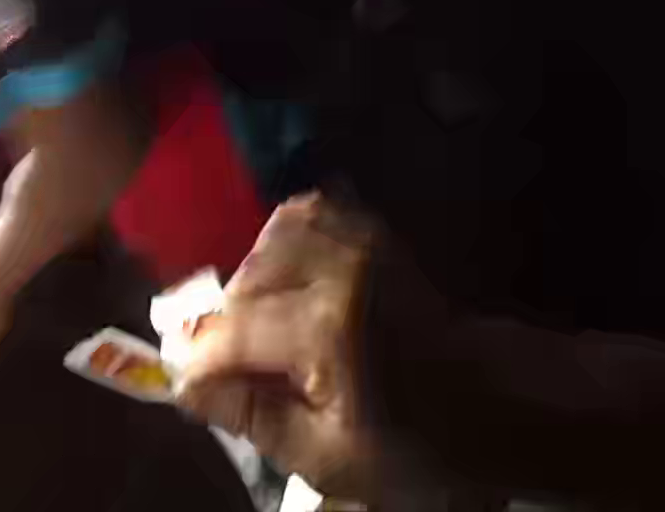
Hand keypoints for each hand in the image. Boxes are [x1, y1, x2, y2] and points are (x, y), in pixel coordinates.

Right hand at [176, 195, 380, 500]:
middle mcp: (337, 271)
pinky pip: (306, 211)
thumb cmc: (406, 438)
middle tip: (235, 352)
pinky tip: (288, 268)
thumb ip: (252, 414)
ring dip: (254, 272)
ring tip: (264, 309)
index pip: (233, 331)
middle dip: (227, 315)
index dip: (197, 351)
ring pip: (271, 234)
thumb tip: (187, 384)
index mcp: (327, 332)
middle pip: (248, 274)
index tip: (184, 371)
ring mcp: (356, 241)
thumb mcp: (327, 454)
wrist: (481, 395)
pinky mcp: (367, 228)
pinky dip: (284, 236)